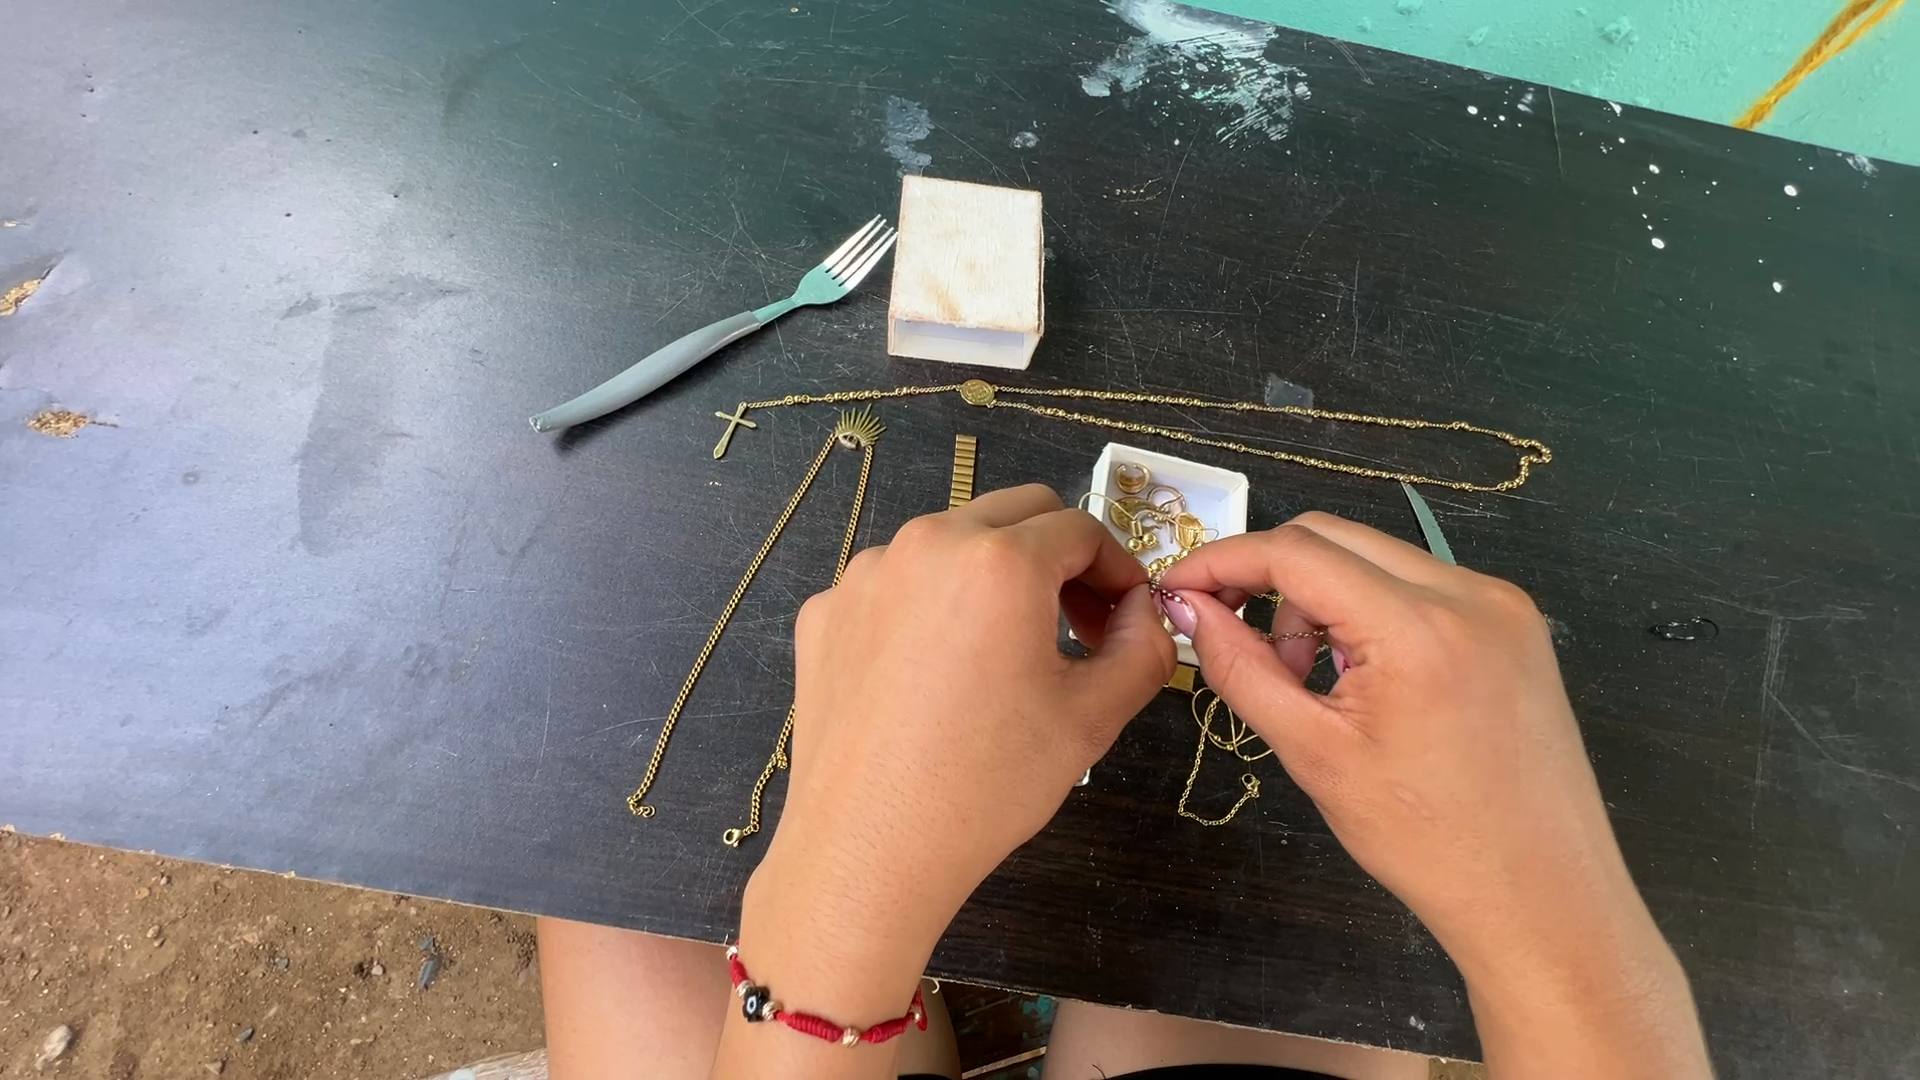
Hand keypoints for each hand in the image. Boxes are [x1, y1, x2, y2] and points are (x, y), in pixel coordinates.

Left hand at [720, 486, 1173, 1077]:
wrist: (868, 850)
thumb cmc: (989, 783)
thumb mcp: (1093, 717)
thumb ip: (1143, 646)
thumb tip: (1144, 609)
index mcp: (998, 559)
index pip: (1080, 526)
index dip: (1117, 565)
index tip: (1124, 612)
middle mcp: (925, 542)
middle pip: (1016, 513)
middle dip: (1059, 556)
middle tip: (1075, 622)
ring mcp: (864, 573)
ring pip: (950, 542)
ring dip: (990, 575)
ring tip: (999, 648)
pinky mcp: (825, 609)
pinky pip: (894, 583)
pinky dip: (926, 604)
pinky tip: (927, 672)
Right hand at [1156, 512, 1710, 1077]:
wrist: (1545, 902)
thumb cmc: (1419, 836)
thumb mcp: (1309, 750)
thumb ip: (1238, 665)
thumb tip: (1185, 606)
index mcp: (1418, 627)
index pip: (1293, 552)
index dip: (1220, 560)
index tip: (1175, 588)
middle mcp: (1468, 591)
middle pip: (1327, 536)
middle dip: (1261, 572)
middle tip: (1227, 626)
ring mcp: (1498, 602)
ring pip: (1367, 555)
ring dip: (1310, 594)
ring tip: (1300, 670)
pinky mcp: (1511, 622)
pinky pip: (1408, 582)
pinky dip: (1357, 605)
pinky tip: (1351, 667)